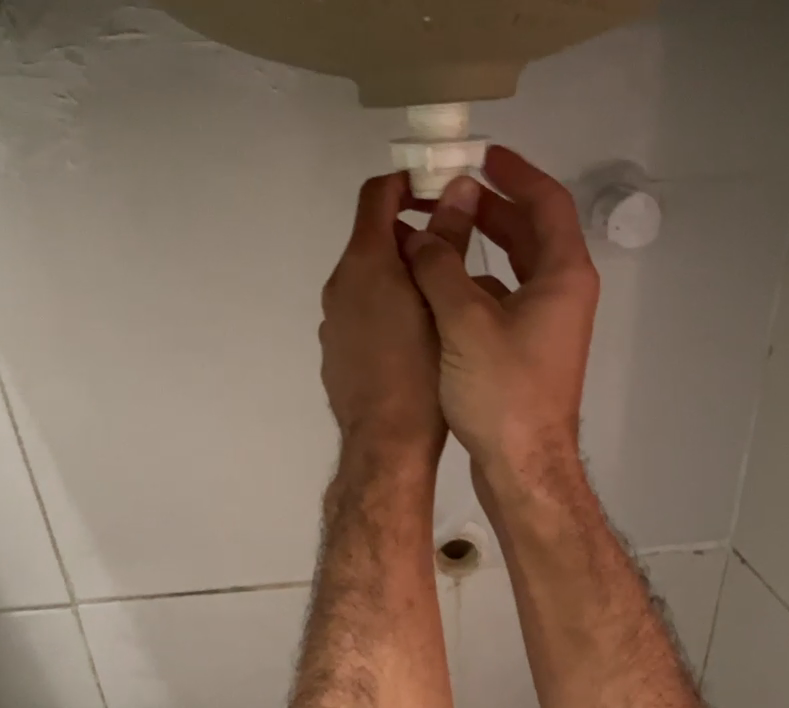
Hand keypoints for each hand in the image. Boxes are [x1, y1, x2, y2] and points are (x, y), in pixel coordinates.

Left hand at [319, 171, 446, 467]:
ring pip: (367, 281)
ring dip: (398, 277)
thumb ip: (448, 242)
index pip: (377, 195)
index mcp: (365, 263)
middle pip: (372, 240)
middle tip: (453, 256)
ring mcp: (331, 321)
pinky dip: (384, 310)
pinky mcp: (333, 351)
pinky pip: (360, 315)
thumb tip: (457, 189)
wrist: (386, 444)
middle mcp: (339, 285)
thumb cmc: (423, 372)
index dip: (408, 183)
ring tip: (438, 303)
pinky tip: (412, 343)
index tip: (440, 191)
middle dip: (411, 236)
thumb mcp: (445, 303)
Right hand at [401, 146, 599, 492]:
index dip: (514, 172)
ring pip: (515, 267)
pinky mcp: (528, 351)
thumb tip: (420, 230)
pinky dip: (475, 284)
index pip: (546, 201)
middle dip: (488, 207)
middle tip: (444, 191)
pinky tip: (441, 286)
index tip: (479, 154)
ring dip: (478, 246)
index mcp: (563, 275)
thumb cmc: (503, 392)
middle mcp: (563, 293)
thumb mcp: (465, 322)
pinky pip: (503, 299)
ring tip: (435, 231)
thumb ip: (440, 268)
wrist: (524, 466)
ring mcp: (548, 324)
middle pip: (531, 232)